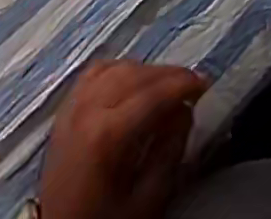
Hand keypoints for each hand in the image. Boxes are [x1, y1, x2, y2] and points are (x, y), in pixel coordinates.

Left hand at [39, 59, 208, 218]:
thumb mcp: (146, 201)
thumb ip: (169, 153)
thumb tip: (184, 111)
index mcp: (107, 134)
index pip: (152, 94)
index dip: (182, 84)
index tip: (205, 83)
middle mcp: (87, 108)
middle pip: (133, 74)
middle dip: (167, 74)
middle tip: (193, 83)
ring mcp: (72, 104)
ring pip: (115, 67)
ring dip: (145, 70)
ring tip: (167, 83)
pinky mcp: (64, 107)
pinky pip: (94, 72)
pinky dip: (118, 68)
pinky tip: (133, 79)